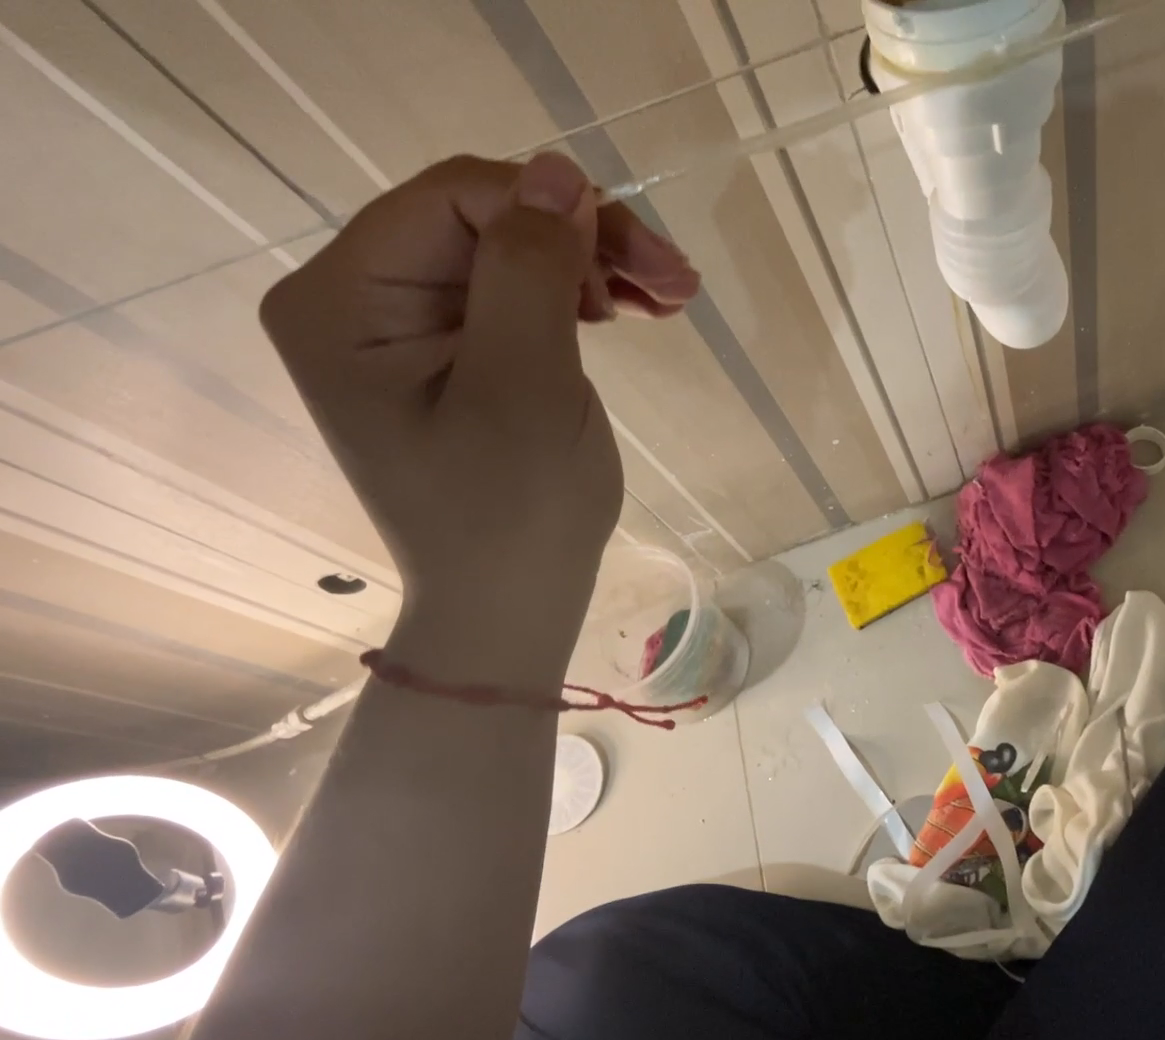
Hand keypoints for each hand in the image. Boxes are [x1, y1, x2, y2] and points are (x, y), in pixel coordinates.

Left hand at [260, 154, 700, 676]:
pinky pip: (518, 293)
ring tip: (671, 297)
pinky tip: (631, 310)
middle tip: (678, 282)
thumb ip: (532, 271)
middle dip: (587, 241)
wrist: (511, 601)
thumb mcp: (527, 386)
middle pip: (485, 220)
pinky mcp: (453, 349)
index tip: (648, 261)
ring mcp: (406, 325)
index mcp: (343, 301)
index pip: (453, 200)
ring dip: (597, 266)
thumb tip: (558, 169)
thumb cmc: (514, 511)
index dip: (555, 210)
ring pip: (513, 251)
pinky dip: (581, 297)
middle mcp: (358, 298)